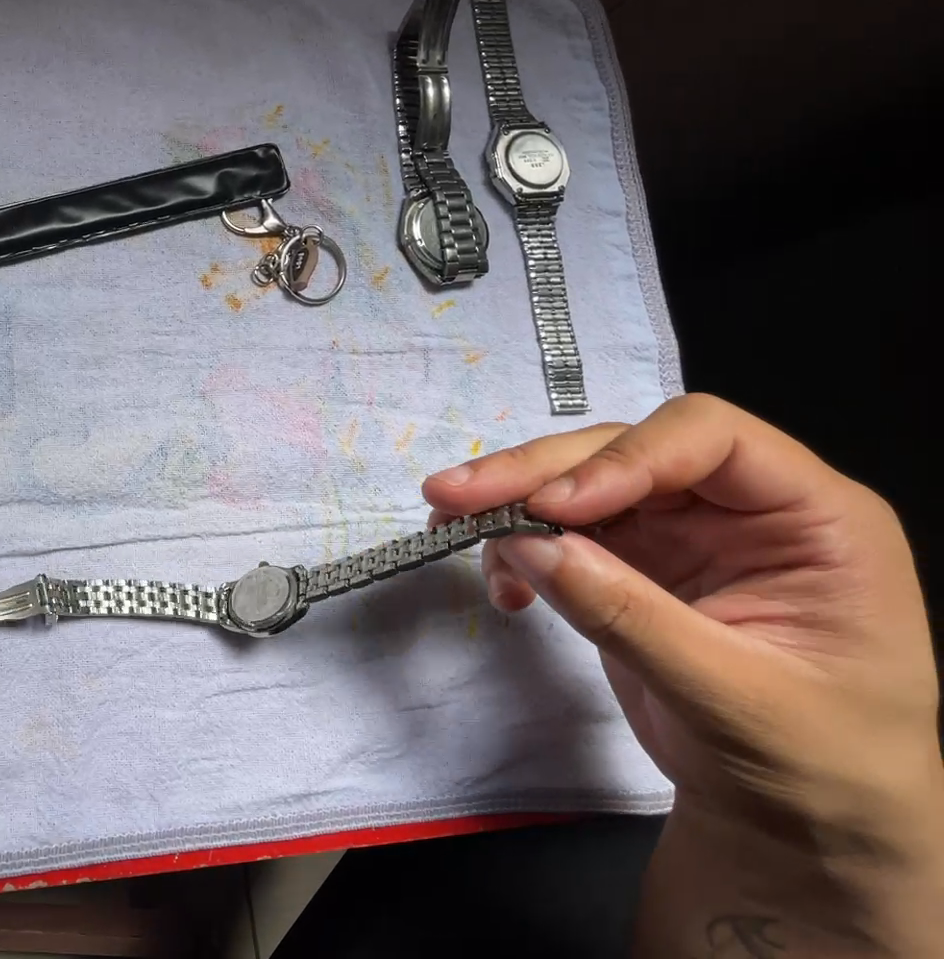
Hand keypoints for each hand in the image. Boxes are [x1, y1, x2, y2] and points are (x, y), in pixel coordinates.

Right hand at [423, 394, 943, 955]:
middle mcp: (735, 507)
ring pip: (572, 481)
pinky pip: (551, 528)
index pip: (706, 438)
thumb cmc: (809, 760)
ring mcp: (675, 531)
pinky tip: (504, 592)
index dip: (622, 459)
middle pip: (619, 450)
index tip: (551, 508)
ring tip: (449, 528)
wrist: (794, 819)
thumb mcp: (728, 692)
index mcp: (809, 518)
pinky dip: (511, 548)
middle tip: (449, 496)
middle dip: (531, 473)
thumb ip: (627, 611)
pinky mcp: (624, 560)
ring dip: (505, 502)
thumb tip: (525, 541)